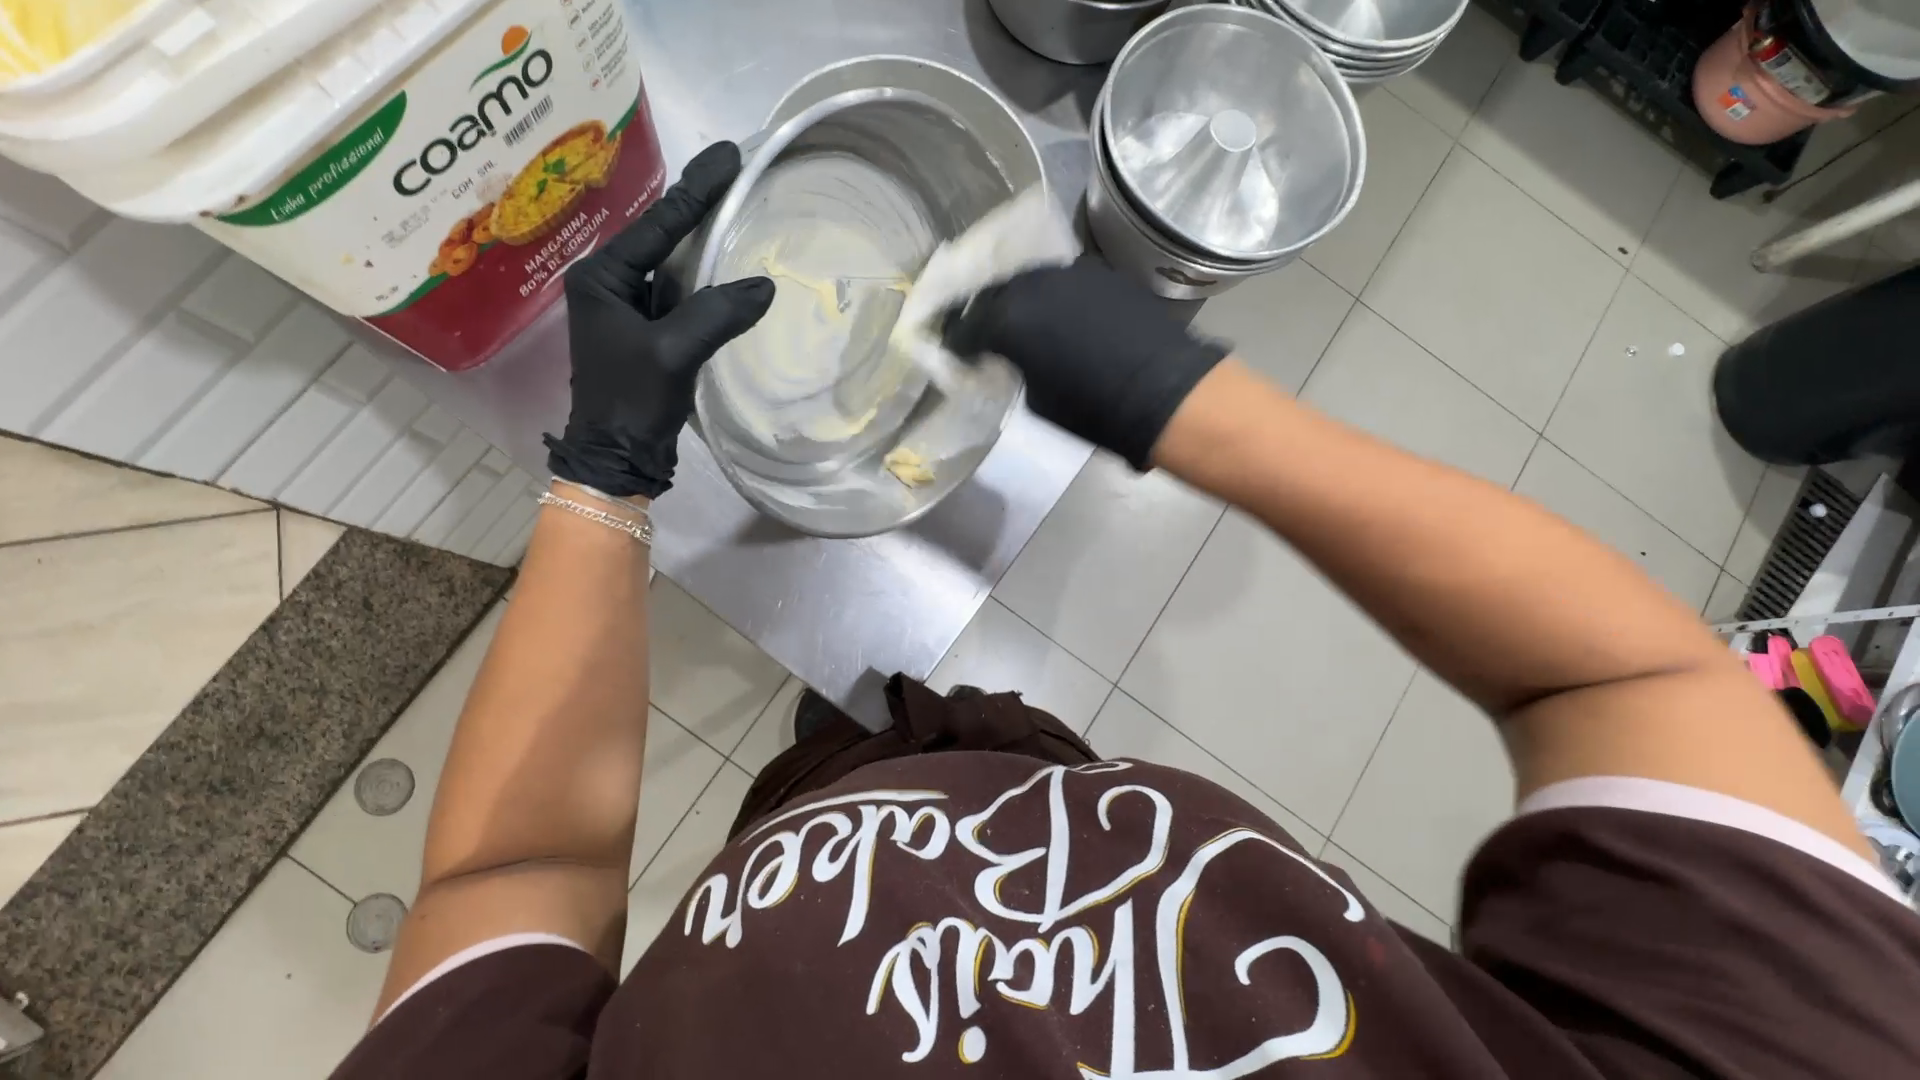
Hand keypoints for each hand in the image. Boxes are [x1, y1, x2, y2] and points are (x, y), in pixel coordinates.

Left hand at [544, 142, 774, 498]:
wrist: (616, 456)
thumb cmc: (632, 400)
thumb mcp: (675, 352)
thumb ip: (718, 313)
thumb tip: (764, 285)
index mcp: (602, 277)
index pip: (658, 224)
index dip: (698, 190)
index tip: (730, 156)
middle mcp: (610, 284)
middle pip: (663, 237)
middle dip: (700, 208)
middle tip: (737, 173)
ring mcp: (628, 309)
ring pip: (674, 266)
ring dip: (705, 244)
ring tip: (739, 210)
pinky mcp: (647, 333)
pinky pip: (681, 296)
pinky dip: (708, 283)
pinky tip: (732, 269)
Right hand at [940, 257, 1228, 468]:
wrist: (1164, 392)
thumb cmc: (1093, 410)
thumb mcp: (1035, 397)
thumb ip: (1013, 367)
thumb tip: (1009, 358)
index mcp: (1007, 318)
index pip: (965, 327)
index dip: (956, 341)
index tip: (954, 352)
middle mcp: (1033, 283)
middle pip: (994, 293)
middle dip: (984, 314)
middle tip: (979, 334)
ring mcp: (1069, 273)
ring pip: (1028, 281)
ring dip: (1018, 300)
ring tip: (1017, 323)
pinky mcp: (1100, 273)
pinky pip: (1061, 283)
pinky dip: (1051, 298)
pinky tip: (1055, 318)